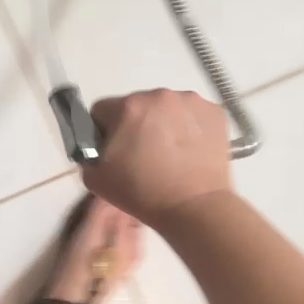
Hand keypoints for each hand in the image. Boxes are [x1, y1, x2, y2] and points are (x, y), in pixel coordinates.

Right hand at [84, 90, 232, 221]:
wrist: (193, 207)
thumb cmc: (141, 192)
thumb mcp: (95, 178)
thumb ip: (89, 154)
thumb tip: (101, 147)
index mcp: (127, 107)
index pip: (101, 110)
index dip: (103, 130)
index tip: (113, 149)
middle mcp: (158, 95)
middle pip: (136, 105)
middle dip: (135, 124)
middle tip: (141, 153)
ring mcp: (190, 101)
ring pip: (165, 108)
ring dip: (161, 123)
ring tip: (169, 153)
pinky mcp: (215, 112)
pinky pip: (191, 113)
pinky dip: (187, 126)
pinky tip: (188, 150)